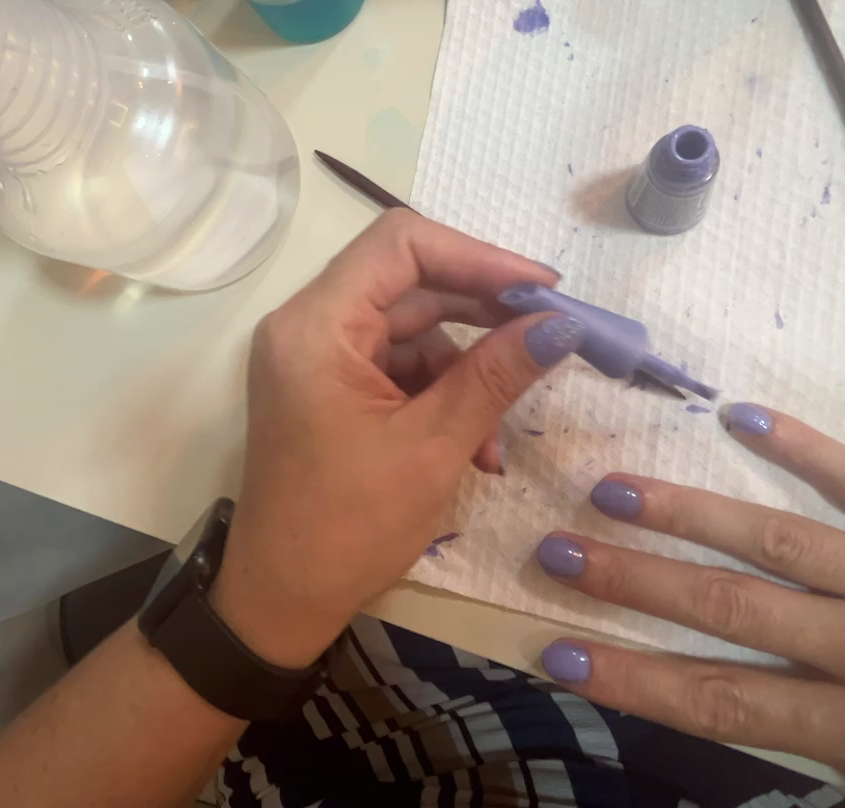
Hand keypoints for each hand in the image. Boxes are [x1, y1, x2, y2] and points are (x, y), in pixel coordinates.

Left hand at [211, 210, 585, 667]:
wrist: (282, 600)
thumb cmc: (348, 529)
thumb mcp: (433, 447)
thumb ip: (497, 374)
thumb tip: (563, 324)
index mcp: (315, 326)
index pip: (400, 245)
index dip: (477, 255)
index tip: (541, 289)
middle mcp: (308, 324)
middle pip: (408, 282)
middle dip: (482, 310)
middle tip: (549, 333)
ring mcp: (317, 353)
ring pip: (409, 327)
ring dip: (466, 369)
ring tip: (499, 432)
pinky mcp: (329, 381)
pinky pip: (397, 363)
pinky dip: (440, 393)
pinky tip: (476, 446)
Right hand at [532, 403, 844, 806]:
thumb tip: (768, 729)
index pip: (720, 702)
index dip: (630, 680)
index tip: (558, 657)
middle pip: (726, 610)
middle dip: (630, 582)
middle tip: (553, 550)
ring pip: (777, 540)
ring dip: (686, 512)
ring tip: (613, 490)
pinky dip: (805, 450)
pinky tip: (744, 417)